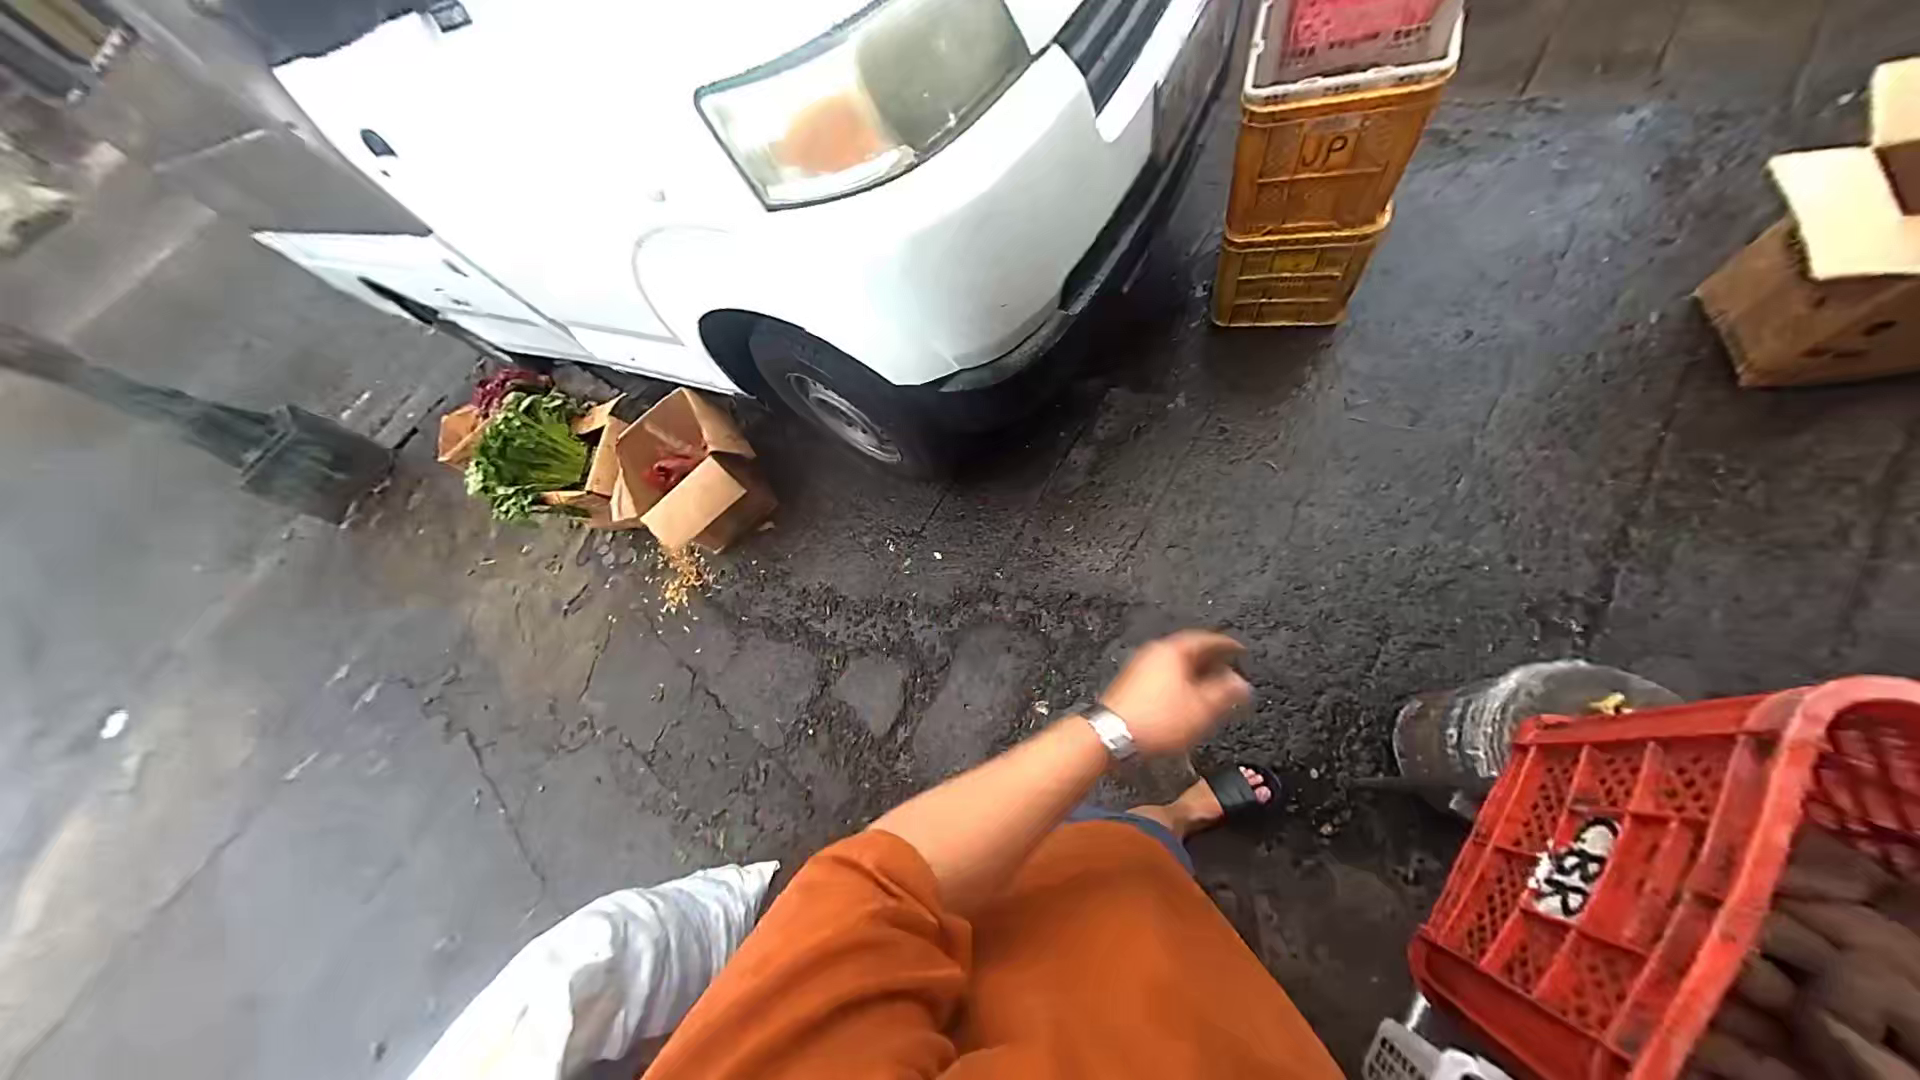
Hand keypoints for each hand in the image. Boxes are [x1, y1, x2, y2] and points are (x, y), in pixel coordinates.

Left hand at [1096, 630, 1251, 756]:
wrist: (1114, 735)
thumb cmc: (1153, 719)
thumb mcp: (1203, 708)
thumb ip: (1226, 692)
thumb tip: (1241, 684)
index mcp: (1171, 650)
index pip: (1206, 639)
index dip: (1227, 645)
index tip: (1240, 650)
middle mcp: (1153, 653)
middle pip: (1189, 651)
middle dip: (1212, 661)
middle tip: (1230, 668)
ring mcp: (1140, 668)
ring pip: (1176, 665)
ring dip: (1196, 674)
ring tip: (1212, 688)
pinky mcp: (1133, 685)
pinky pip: (1164, 677)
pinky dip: (1180, 683)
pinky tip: (1187, 700)